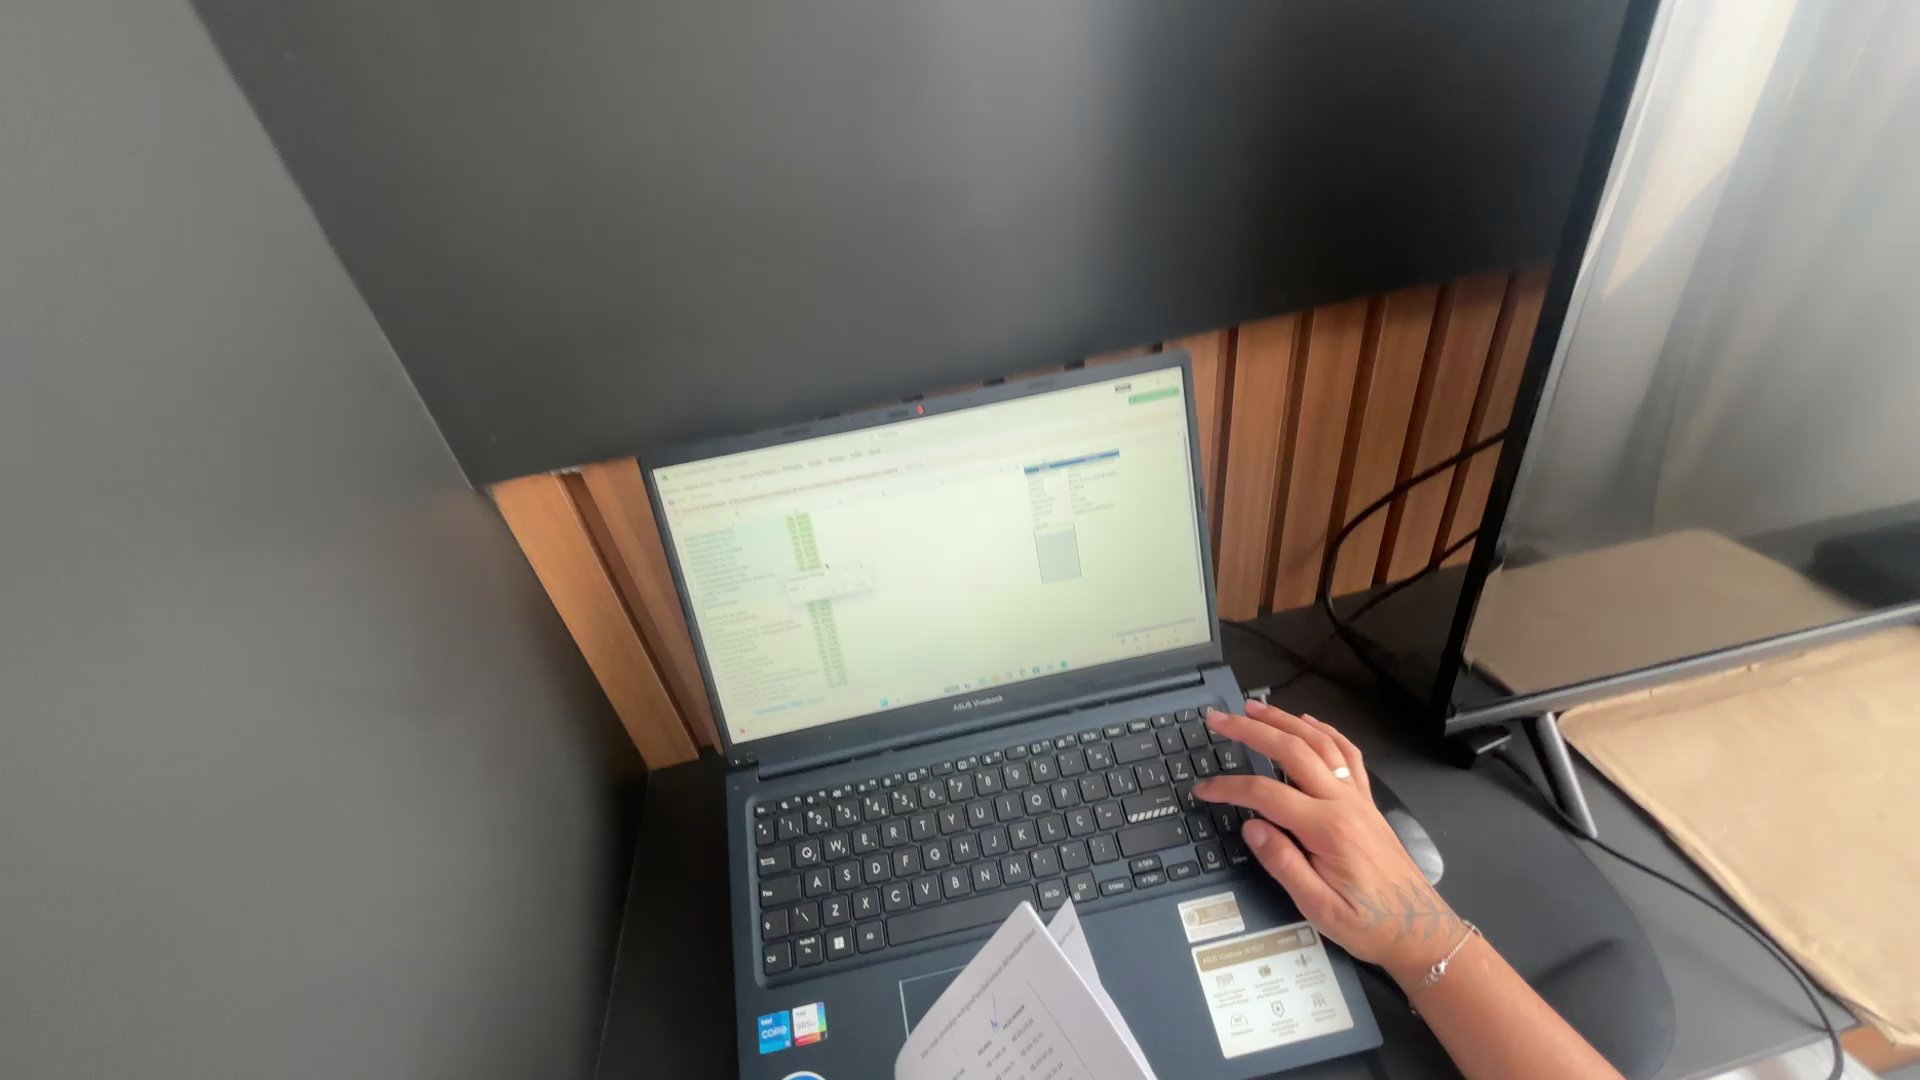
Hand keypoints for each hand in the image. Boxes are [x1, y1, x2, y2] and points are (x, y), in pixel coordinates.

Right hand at [1192, 702, 1464, 979]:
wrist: (1423, 933)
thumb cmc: (1370, 924)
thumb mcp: (1319, 908)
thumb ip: (1283, 864)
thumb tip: (1251, 827)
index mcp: (1327, 829)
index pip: (1265, 793)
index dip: (1229, 787)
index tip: (1203, 788)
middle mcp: (1343, 803)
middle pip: (1291, 750)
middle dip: (1250, 730)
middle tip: (1219, 719)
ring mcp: (1357, 798)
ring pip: (1318, 743)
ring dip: (1283, 720)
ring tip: (1254, 708)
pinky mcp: (1366, 801)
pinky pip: (1347, 754)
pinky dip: (1325, 731)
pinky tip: (1308, 721)